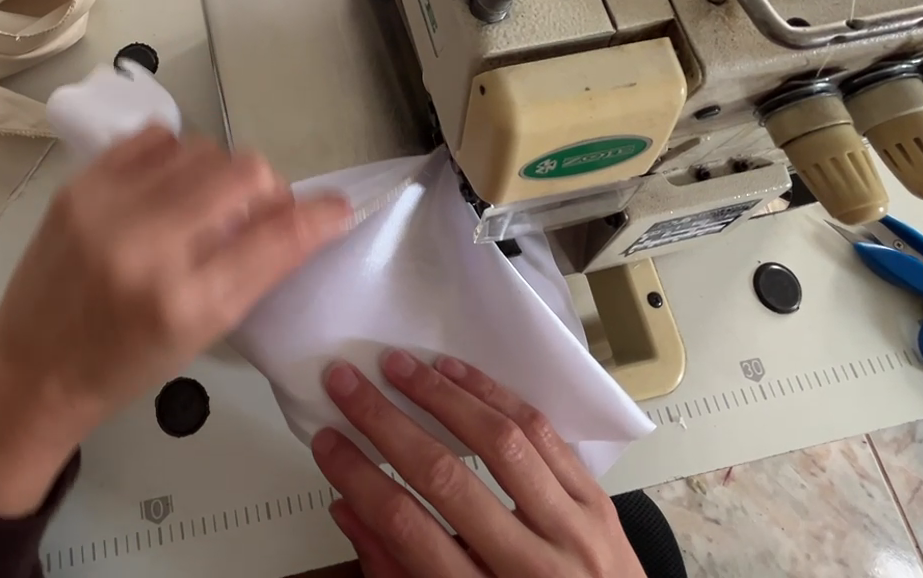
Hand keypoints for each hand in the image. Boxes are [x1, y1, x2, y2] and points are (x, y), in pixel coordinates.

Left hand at [0, 127, 352, 514]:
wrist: (29, 373)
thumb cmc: (122, 368)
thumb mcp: (201, 335)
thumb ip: (252, 270)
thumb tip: (295, 215)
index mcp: (188, 303)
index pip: (278, 237)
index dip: (320, 217)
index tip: (338, 207)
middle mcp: (148, 247)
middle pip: (245, 173)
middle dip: (268, 188)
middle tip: (258, 211)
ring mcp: (107, 207)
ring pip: (205, 148)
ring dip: (221, 171)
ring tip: (207, 202)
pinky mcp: (79, 185)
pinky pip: (155, 137)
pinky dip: (176, 155)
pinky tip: (169, 184)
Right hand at [313, 351, 643, 576]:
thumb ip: (398, 572)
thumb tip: (347, 507)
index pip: (408, 530)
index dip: (359, 478)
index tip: (324, 439)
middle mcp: (533, 569)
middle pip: (446, 478)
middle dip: (385, 422)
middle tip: (346, 382)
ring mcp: (574, 531)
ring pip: (501, 443)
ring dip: (441, 395)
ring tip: (398, 364)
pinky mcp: (598, 501)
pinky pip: (543, 433)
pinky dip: (494, 394)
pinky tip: (455, 372)